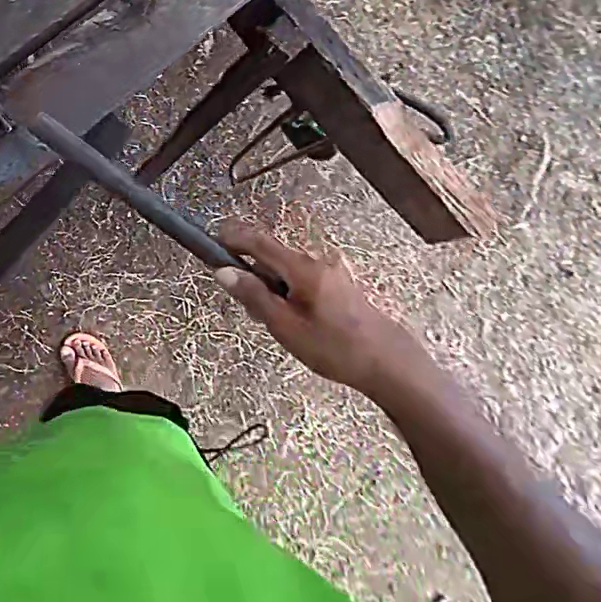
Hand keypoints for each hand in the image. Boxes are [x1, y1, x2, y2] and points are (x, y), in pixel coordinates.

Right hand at [213, 220, 428, 399]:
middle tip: (248, 307)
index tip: (210, 241)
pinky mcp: (336, 288)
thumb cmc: (334, 347)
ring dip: (269, 289)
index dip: (231, 237)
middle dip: (251, 274)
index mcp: (301, 268)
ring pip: (284, 273)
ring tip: (275, 324)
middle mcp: (315, 264)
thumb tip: (224, 272)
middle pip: (270, 257)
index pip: (258, 241)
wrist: (389, 364)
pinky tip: (293, 323)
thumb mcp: (284, 325)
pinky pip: (299, 282)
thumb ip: (253, 296)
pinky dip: (285, 294)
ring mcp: (328, 275)